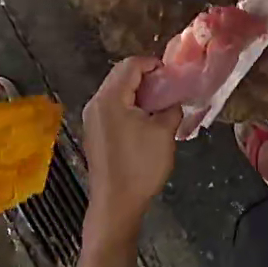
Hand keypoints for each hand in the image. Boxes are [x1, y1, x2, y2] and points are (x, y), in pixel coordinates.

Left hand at [83, 57, 180, 235]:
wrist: (117, 202)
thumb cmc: (141, 164)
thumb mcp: (165, 131)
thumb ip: (171, 106)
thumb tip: (174, 98)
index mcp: (110, 99)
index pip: (131, 65)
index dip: (154, 64)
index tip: (174, 76)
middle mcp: (96, 104)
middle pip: (121, 75)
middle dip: (147, 77)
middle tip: (171, 88)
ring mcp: (92, 118)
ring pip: (117, 91)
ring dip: (140, 91)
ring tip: (163, 103)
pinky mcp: (96, 131)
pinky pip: (114, 106)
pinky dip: (132, 104)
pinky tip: (148, 119)